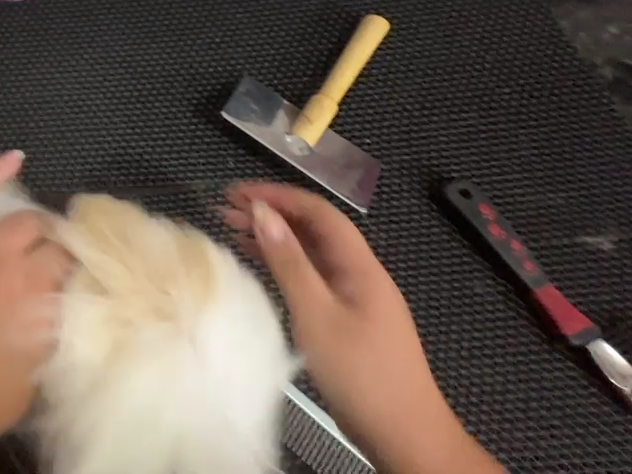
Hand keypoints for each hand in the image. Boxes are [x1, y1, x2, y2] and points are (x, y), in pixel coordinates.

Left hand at [0, 151, 72, 473]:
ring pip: (22, 220)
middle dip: (64, 253)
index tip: (86, 286)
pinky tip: (16, 157)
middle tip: (64, 266)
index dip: (82, 279)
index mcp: (38, 307)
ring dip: (39, 226)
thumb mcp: (32, 378)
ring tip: (46, 235)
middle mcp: (12, 269)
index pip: (75, 275)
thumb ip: (51, 334)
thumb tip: (66, 306)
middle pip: (53, 245)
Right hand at [221, 182, 503, 473]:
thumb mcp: (316, 314)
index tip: (236, 193)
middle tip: (224, 208)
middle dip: (271, 212)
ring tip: (230, 227)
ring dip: (273, 236)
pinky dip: (281, 262)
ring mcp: (355, 297)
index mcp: (361, 268)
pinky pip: (310, 275)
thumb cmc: (360, 373)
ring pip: (310, 251)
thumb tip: (263, 214)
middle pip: (314, 229)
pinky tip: (255, 262)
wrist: (406, 438)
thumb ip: (289, 262)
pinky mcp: (346, 318)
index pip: (319, 213)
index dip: (278, 195)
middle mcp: (360, 275)